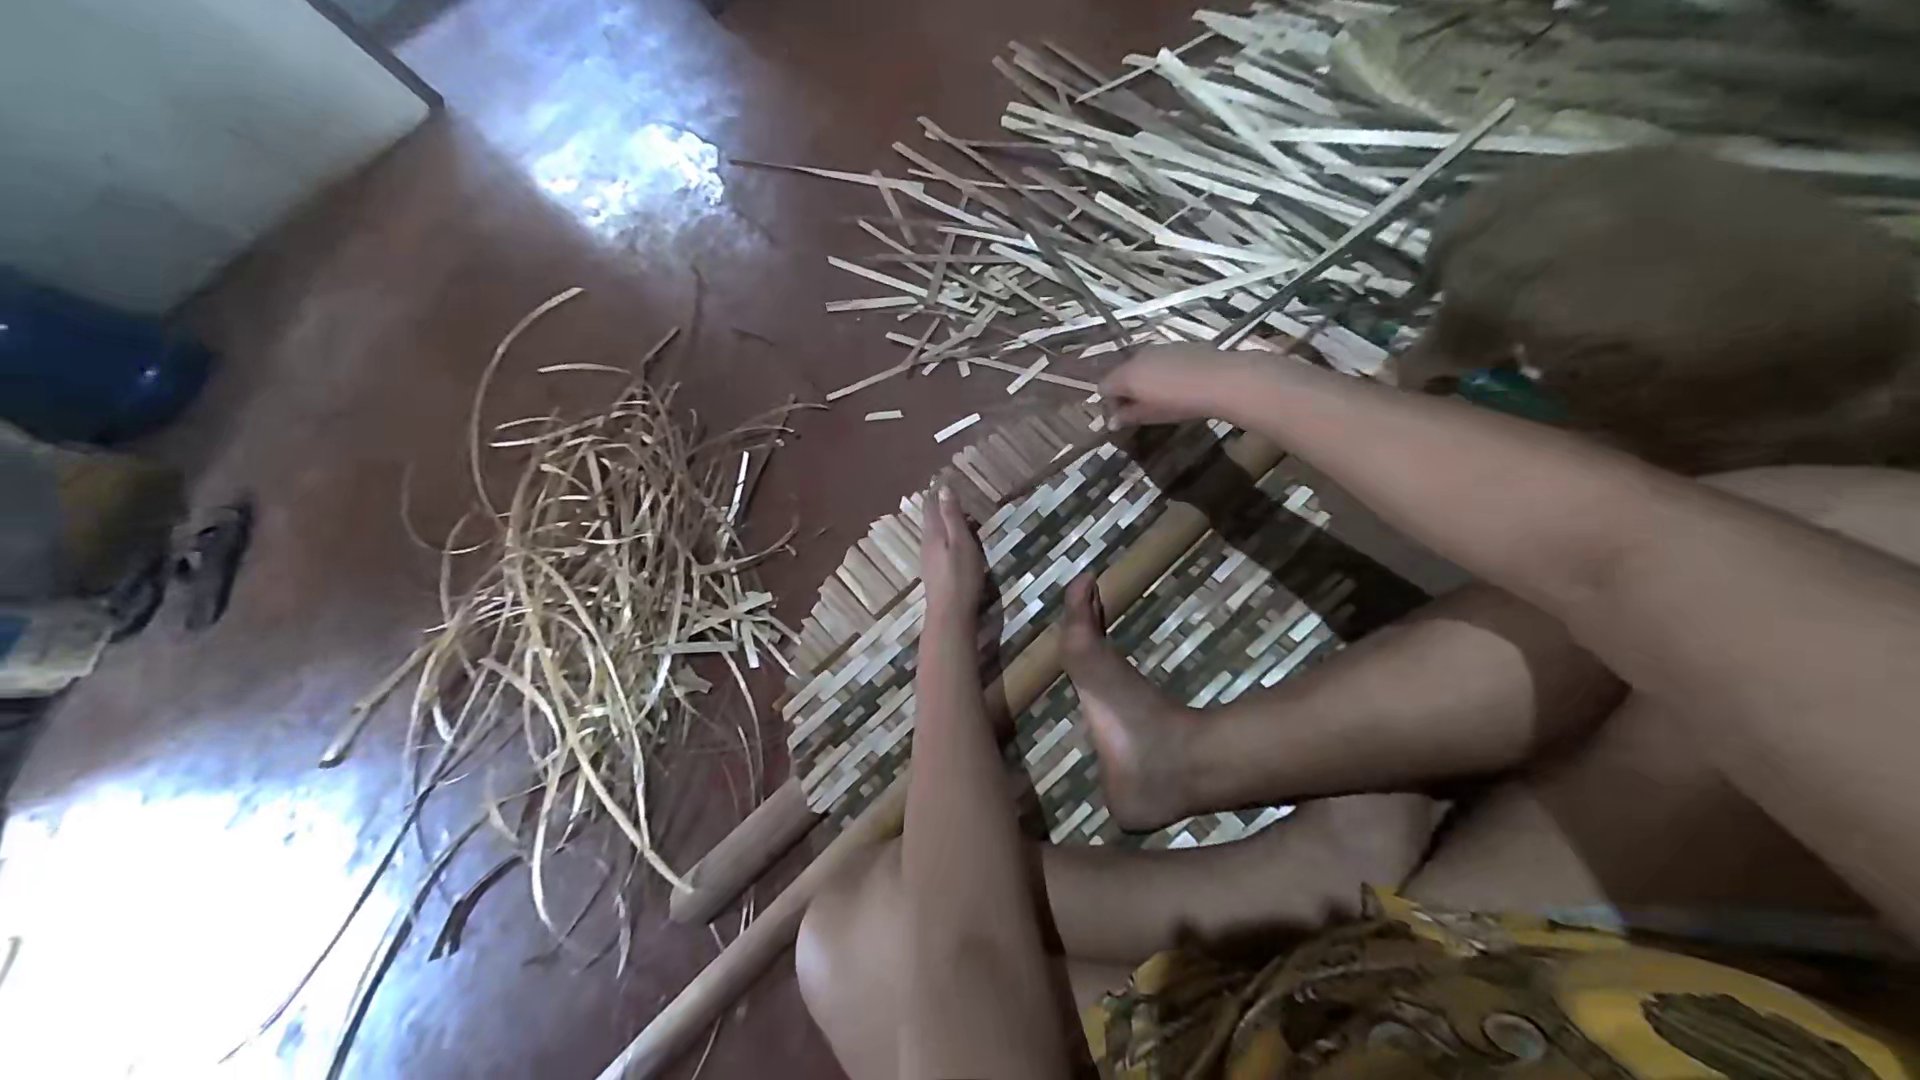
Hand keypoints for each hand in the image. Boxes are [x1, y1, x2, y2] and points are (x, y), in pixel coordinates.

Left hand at [921, 481, 985, 622]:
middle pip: (931, 518)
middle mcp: (927, 543)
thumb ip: (952, 516)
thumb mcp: (961, 542)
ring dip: (943, 521)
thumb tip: (943, 489)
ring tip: (956, 513)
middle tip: (950, 492)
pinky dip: (946, 536)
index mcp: (933, 533)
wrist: (949, 614)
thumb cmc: (960, 576)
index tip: (944, 478)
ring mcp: (929, 559)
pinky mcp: (934, 571)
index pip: (931, 506)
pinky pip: (939, 545)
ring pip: (934, 533)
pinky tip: (954, 541)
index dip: (937, 492)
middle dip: (939, 505)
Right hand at [1101, 344, 1273, 426]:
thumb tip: (1111, 421)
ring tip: (1159, 397)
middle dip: (1125, 390)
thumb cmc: (1179, 402)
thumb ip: (1127, 416)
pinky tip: (1176, 384)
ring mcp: (1158, 348)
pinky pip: (1159, 359)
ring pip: (1140, 364)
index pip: (1103, 387)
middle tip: (1138, 409)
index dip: (1109, 403)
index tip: (1121, 417)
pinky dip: (1159, 371)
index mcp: (1126, 375)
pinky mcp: (1177, 345)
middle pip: (1120, 373)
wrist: (1220, 379)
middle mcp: (1137, 356)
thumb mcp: (1150, 414)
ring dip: (1142, 380)